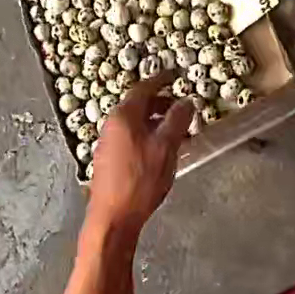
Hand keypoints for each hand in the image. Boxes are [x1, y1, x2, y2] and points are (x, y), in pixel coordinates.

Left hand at [87, 77, 193, 242]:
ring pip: (135, 123)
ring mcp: (107, 143)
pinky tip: (160, 152)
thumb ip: (177, 120)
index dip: (161, 80)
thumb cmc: (140, 179)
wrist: (112, 217)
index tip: (174, 76)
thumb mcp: (166, 147)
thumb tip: (186, 101)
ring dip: (155, 123)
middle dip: (161, 104)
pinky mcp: (108, 160)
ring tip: (176, 132)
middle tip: (181, 107)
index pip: (144, 88)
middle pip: (138, 105)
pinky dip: (147, 137)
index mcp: (123, 116)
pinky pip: (130, 138)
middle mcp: (111, 124)